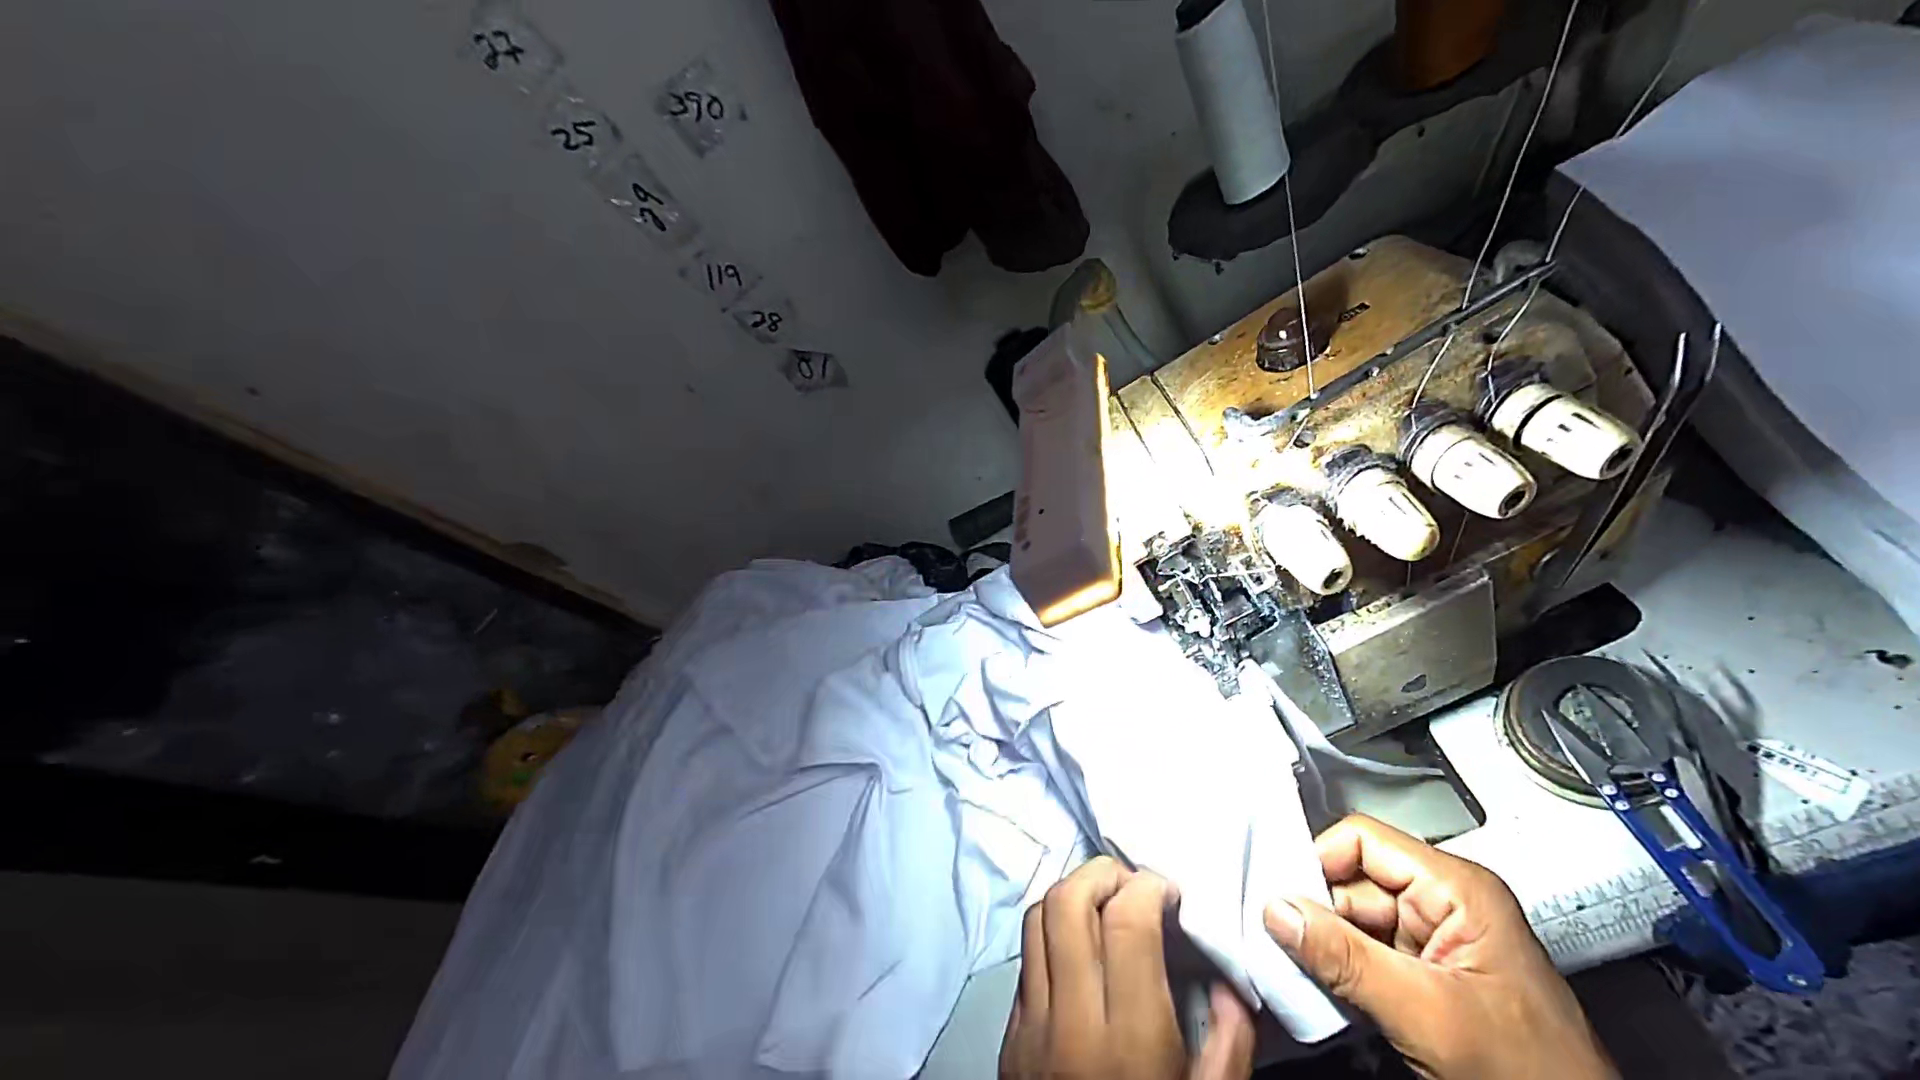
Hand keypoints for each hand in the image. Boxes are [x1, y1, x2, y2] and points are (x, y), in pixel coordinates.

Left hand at [1001, 856, 1254, 1079]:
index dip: (1147, 888)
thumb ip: (1230, 1043)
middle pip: (1066, 904)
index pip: (1124, 923)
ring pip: (1036, 920)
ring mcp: (1029, 1027)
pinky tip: (1077, 944)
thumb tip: (1228, 979)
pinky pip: (1025, 959)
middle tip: (1133, 883)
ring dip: (1070, 893)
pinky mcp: (1008, 1037)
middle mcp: (1070, 1021)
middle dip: (1101, 874)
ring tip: (1104, 900)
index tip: (1168, 891)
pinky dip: (1050, 932)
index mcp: (1128, 1040)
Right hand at [1263, 815, 1615, 1079]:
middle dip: (1316, 913)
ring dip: (1324, 946)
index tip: (1281, 897)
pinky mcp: (1422, 975)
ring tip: (1305, 973)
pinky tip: (1328, 991)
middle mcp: (1443, 904)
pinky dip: (1339, 969)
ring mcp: (1432, 941)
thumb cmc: (1535, 1077)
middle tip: (1284, 943)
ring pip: (1350, 920)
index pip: (1362, 841)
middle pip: (1350, 881)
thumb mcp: (1429, 1014)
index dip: (1318, 862)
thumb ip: (1346, 958)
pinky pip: (1361, 953)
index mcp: (1458, 890)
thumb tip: (1277, 910)